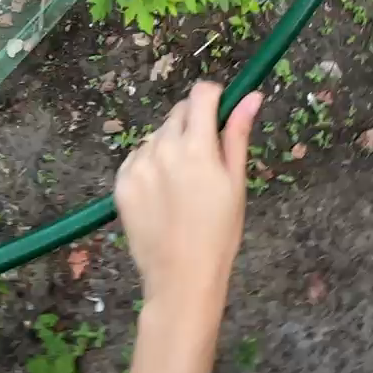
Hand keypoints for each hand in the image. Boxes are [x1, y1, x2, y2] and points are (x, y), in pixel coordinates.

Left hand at [115, 82, 262, 311]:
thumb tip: (252, 95)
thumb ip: (238, 133)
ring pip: (158, 134)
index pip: (200, 94)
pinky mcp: (121, 182)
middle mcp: (163, 148)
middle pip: (179, 113)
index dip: (213, 98)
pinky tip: (162, 192)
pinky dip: (150, 164)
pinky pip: (138, 156)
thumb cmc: (219, 232)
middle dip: (193, 123)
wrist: (181, 279)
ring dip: (170, 144)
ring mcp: (138, 164)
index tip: (219, 113)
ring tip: (181, 182)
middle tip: (203, 158)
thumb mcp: (236, 181)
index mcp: (197, 146)